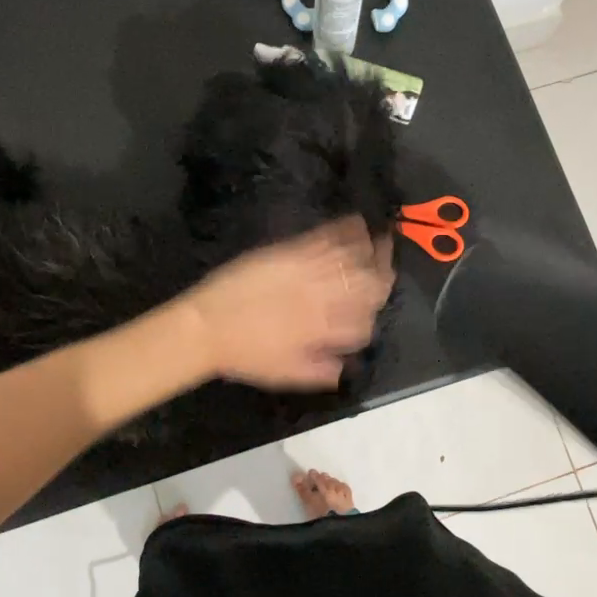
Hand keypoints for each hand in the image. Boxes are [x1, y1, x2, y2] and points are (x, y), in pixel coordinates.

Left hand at [180, 216, 395, 389]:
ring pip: (353, 258)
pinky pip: (327, 237)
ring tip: (382, 240)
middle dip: (383, 275)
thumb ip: (321, 372)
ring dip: (372, 249)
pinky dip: (346, 228)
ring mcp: (309, 272)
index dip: (372, 316)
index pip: (365, 322)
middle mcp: (324, 299)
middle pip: (368, 285)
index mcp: (325, 331)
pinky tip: (356, 222)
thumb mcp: (287, 374)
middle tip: (389, 265)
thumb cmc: (245, 356)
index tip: (371, 311)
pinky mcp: (292, 252)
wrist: (207, 327)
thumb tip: (344, 368)